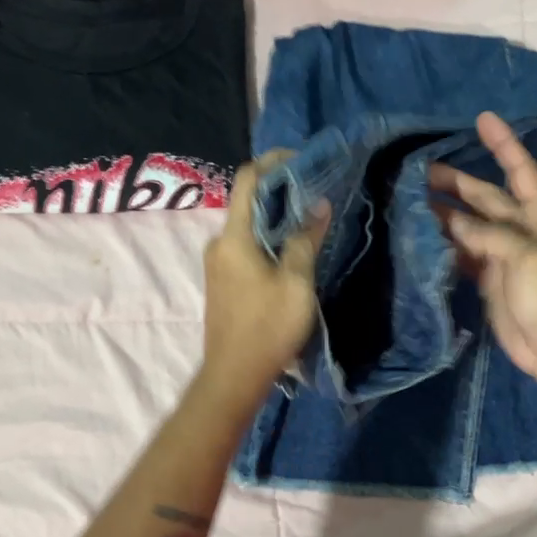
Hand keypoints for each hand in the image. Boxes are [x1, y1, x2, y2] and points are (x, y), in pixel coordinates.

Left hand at [198, 153, 331, 405]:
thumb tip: (318, 204)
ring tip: (311, 220)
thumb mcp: (297, 282)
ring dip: (277, 219)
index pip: (248, 180)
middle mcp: (219, 244)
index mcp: (234, 236)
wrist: (234, 376)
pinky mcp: (224, 284)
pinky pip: (247, 248)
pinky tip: (294, 252)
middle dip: (281, 192)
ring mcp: (219, 265)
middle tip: (316, 191)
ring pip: (249, 228)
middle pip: (248, 203)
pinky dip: (269, 240)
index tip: (303, 161)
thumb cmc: (267, 326)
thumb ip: (306, 240)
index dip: (274, 163)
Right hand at [429, 113, 536, 401]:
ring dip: (446, 213)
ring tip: (413, 201)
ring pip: (471, 225)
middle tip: (420, 170)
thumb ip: (488, 235)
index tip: (482, 118)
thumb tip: (452, 223)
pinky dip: (447, 245)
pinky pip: (465, 254)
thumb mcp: (525, 257)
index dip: (503, 145)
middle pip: (487, 197)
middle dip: (457, 182)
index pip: (521, 171)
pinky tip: (424, 238)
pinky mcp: (491, 280)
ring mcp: (505, 256)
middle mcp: (522, 230)